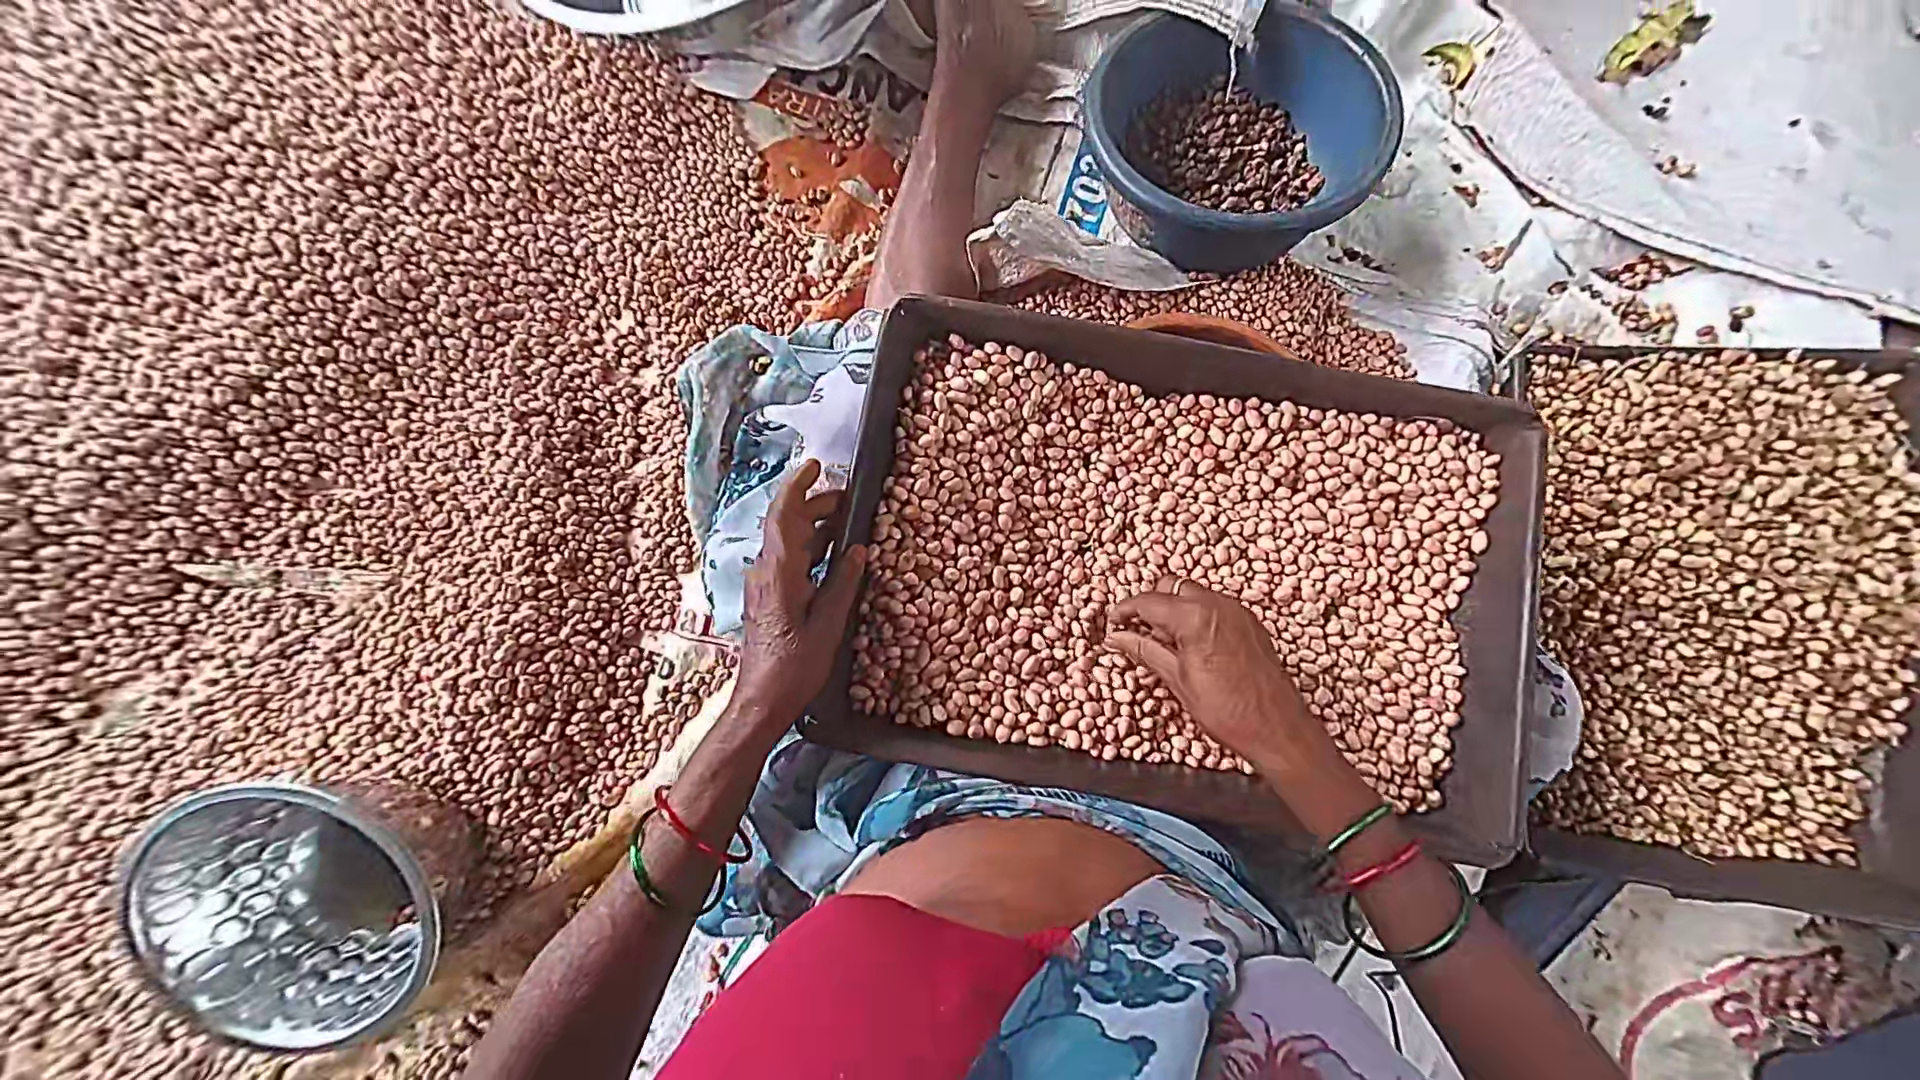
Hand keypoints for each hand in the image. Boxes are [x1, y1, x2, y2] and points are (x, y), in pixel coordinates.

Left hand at [735, 460, 868, 722]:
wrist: (762, 700)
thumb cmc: (794, 666)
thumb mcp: (828, 625)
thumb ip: (842, 583)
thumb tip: (858, 550)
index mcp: (779, 573)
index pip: (783, 516)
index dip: (798, 487)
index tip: (816, 466)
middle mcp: (766, 572)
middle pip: (787, 524)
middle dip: (815, 505)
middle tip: (848, 498)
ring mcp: (764, 585)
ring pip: (788, 542)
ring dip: (814, 527)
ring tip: (846, 520)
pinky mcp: (768, 597)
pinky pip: (789, 560)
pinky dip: (810, 548)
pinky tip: (832, 553)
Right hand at [1104, 577, 1337, 777]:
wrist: (1278, 729)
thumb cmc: (1229, 711)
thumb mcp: (1176, 679)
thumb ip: (1145, 650)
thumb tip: (1118, 637)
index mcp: (1195, 617)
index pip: (1147, 601)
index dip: (1125, 611)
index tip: (1115, 623)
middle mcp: (1218, 605)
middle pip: (1171, 587)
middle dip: (1150, 605)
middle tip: (1137, 631)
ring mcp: (1237, 612)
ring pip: (1193, 594)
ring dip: (1174, 609)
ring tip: (1164, 642)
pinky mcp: (1250, 623)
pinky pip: (1214, 606)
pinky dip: (1196, 616)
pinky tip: (1191, 645)